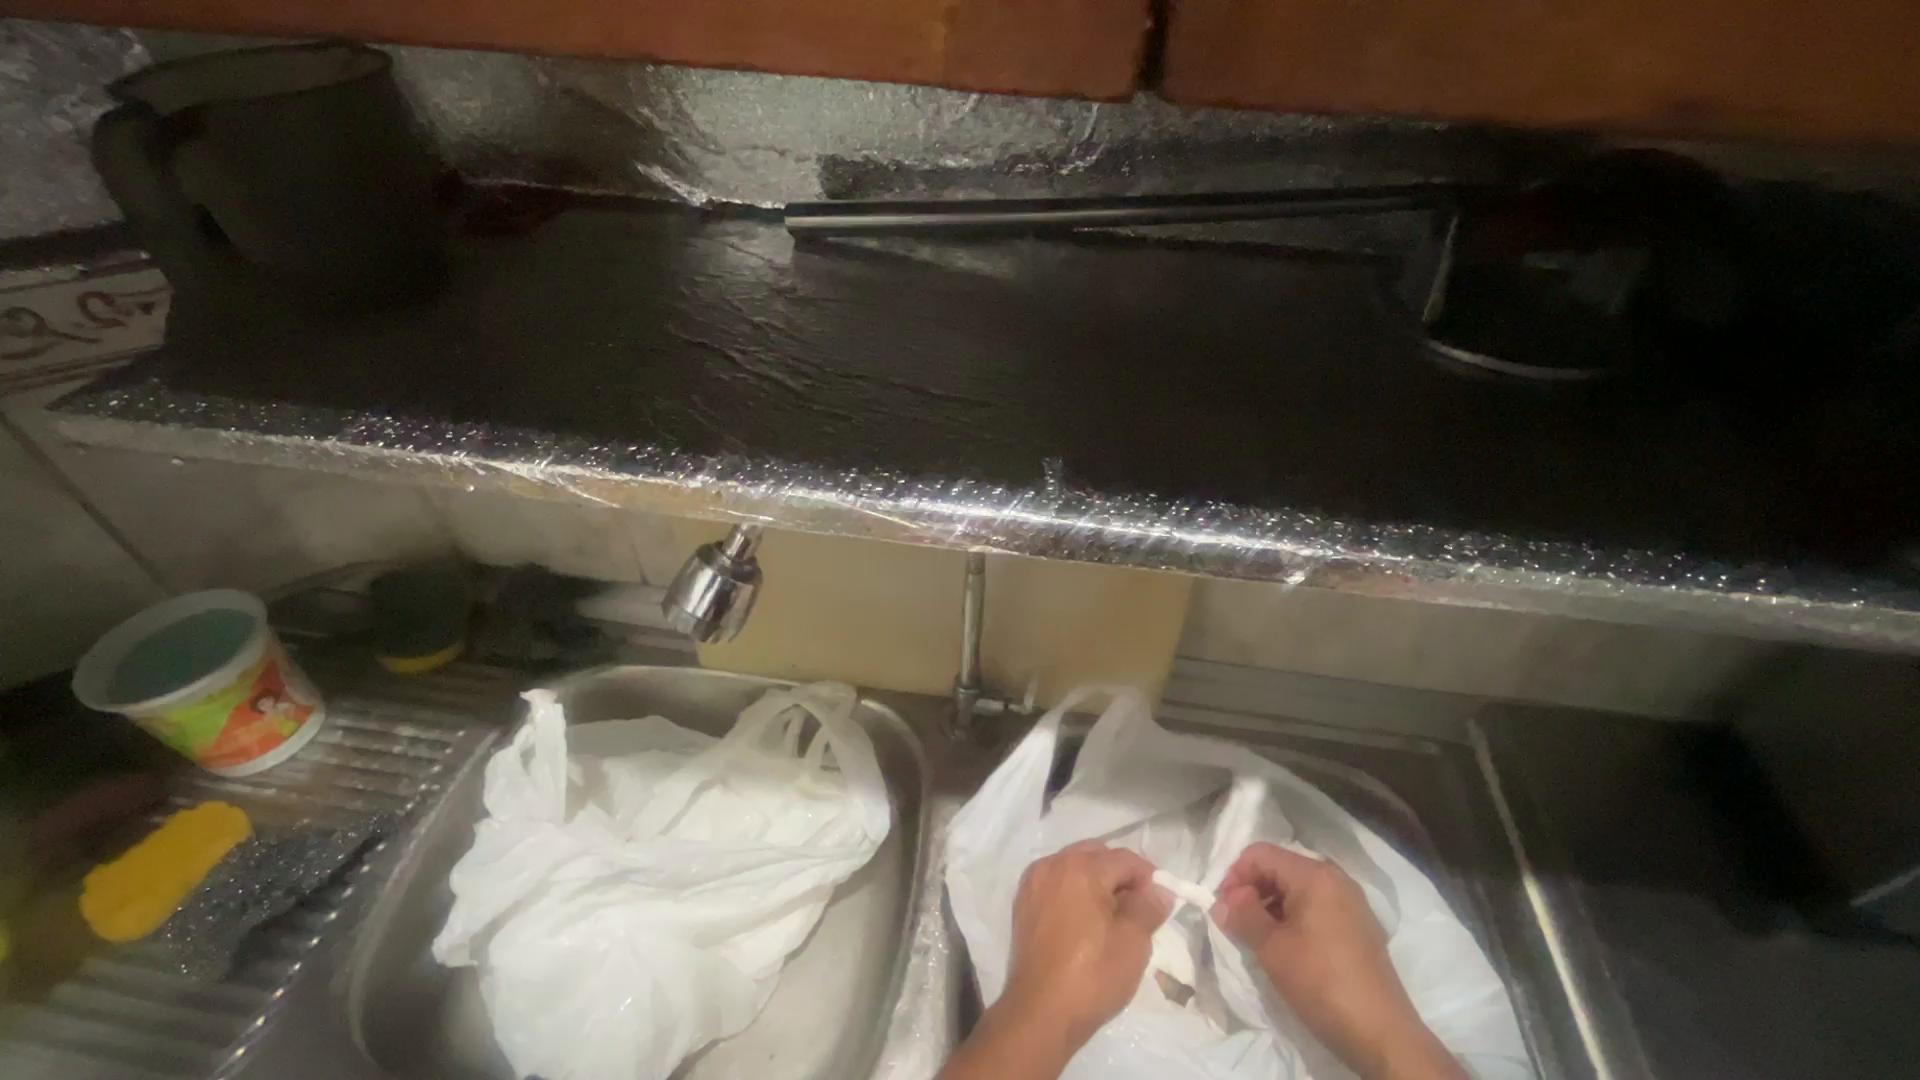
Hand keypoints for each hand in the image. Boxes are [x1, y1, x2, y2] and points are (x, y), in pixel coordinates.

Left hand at [1000, 841, 1172, 1048]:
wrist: (1040, 1013)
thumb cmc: (1092, 975)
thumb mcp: (1133, 942)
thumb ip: (1148, 907)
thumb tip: (1159, 890)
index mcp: (1080, 867)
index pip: (1123, 859)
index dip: (1148, 877)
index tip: (1160, 901)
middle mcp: (1052, 864)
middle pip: (1095, 855)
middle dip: (1119, 874)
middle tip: (1137, 906)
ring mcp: (1033, 883)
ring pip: (1073, 866)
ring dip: (1095, 880)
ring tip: (1112, 915)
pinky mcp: (1023, 904)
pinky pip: (1055, 884)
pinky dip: (1073, 891)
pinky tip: (1084, 920)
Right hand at [1212, 843, 1465, 1079]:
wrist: (1382, 1035)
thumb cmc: (1321, 982)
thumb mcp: (1272, 948)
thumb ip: (1242, 916)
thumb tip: (1221, 902)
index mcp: (1314, 875)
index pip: (1260, 854)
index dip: (1234, 876)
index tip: (1223, 908)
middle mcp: (1336, 879)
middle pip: (1280, 867)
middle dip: (1252, 890)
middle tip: (1236, 922)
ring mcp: (1352, 903)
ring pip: (1298, 888)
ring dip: (1272, 905)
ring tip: (1259, 937)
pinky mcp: (1360, 927)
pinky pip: (1317, 906)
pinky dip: (1294, 917)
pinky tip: (1287, 946)